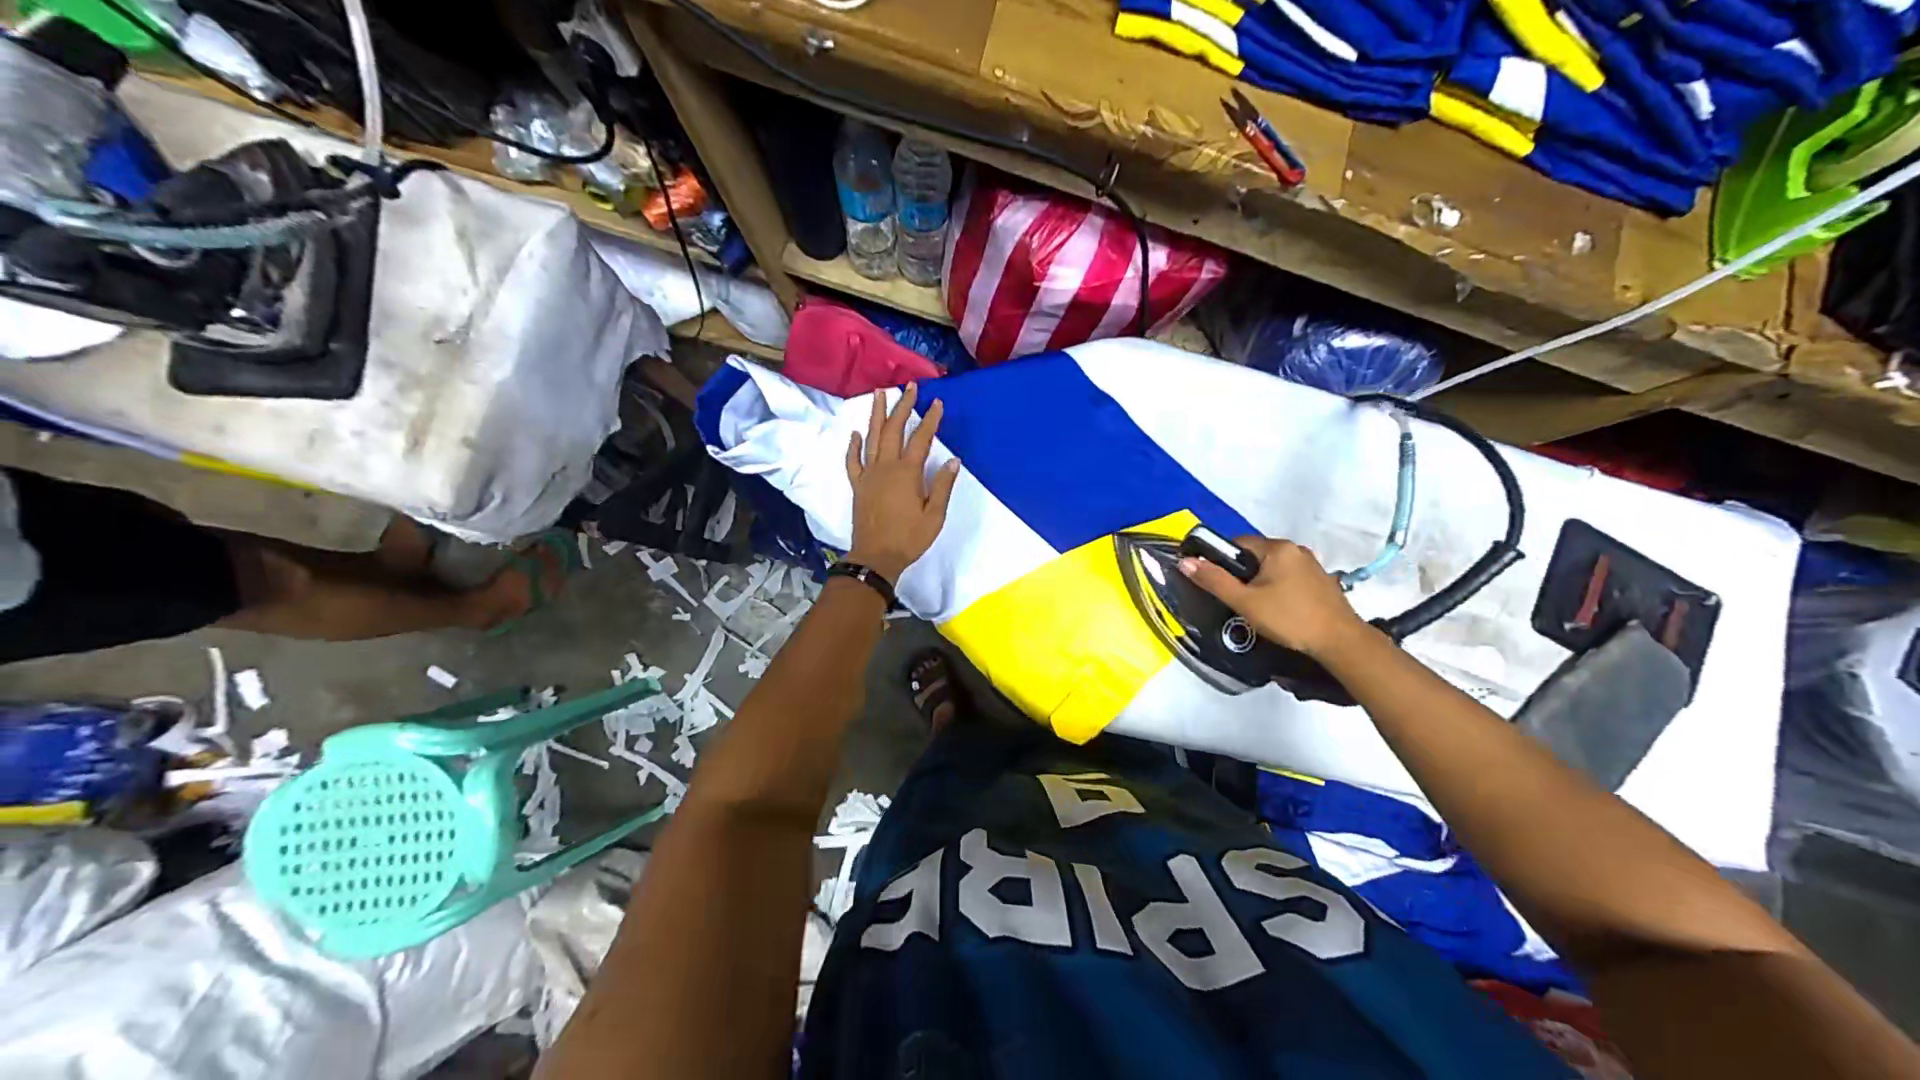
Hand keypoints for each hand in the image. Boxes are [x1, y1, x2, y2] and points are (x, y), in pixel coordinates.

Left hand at [844, 382, 959, 579]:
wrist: (876, 556)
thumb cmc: (909, 537)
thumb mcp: (934, 515)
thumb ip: (942, 485)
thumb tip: (952, 460)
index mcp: (907, 472)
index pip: (921, 439)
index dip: (930, 420)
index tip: (936, 402)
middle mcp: (886, 467)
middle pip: (894, 430)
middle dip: (902, 406)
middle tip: (909, 387)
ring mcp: (868, 474)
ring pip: (872, 437)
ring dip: (877, 414)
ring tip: (879, 394)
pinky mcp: (858, 485)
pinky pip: (853, 460)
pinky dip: (854, 445)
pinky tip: (856, 433)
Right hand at [1178, 536, 1370, 658]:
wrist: (1340, 641)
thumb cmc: (1289, 618)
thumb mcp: (1245, 602)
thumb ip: (1214, 580)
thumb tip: (1186, 562)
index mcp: (1277, 547)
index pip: (1238, 543)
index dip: (1222, 560)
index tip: (1217, 582)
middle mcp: (1296, 549)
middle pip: (1256, 554)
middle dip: (1243, 573)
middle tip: (1236, 599)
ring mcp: (1312, 564)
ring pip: (1273, 567)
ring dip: (1261, 581)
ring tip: (1256, 607)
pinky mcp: (1322, 581)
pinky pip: (1290, 577)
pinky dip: (1279, 588)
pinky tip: (1279, 609)